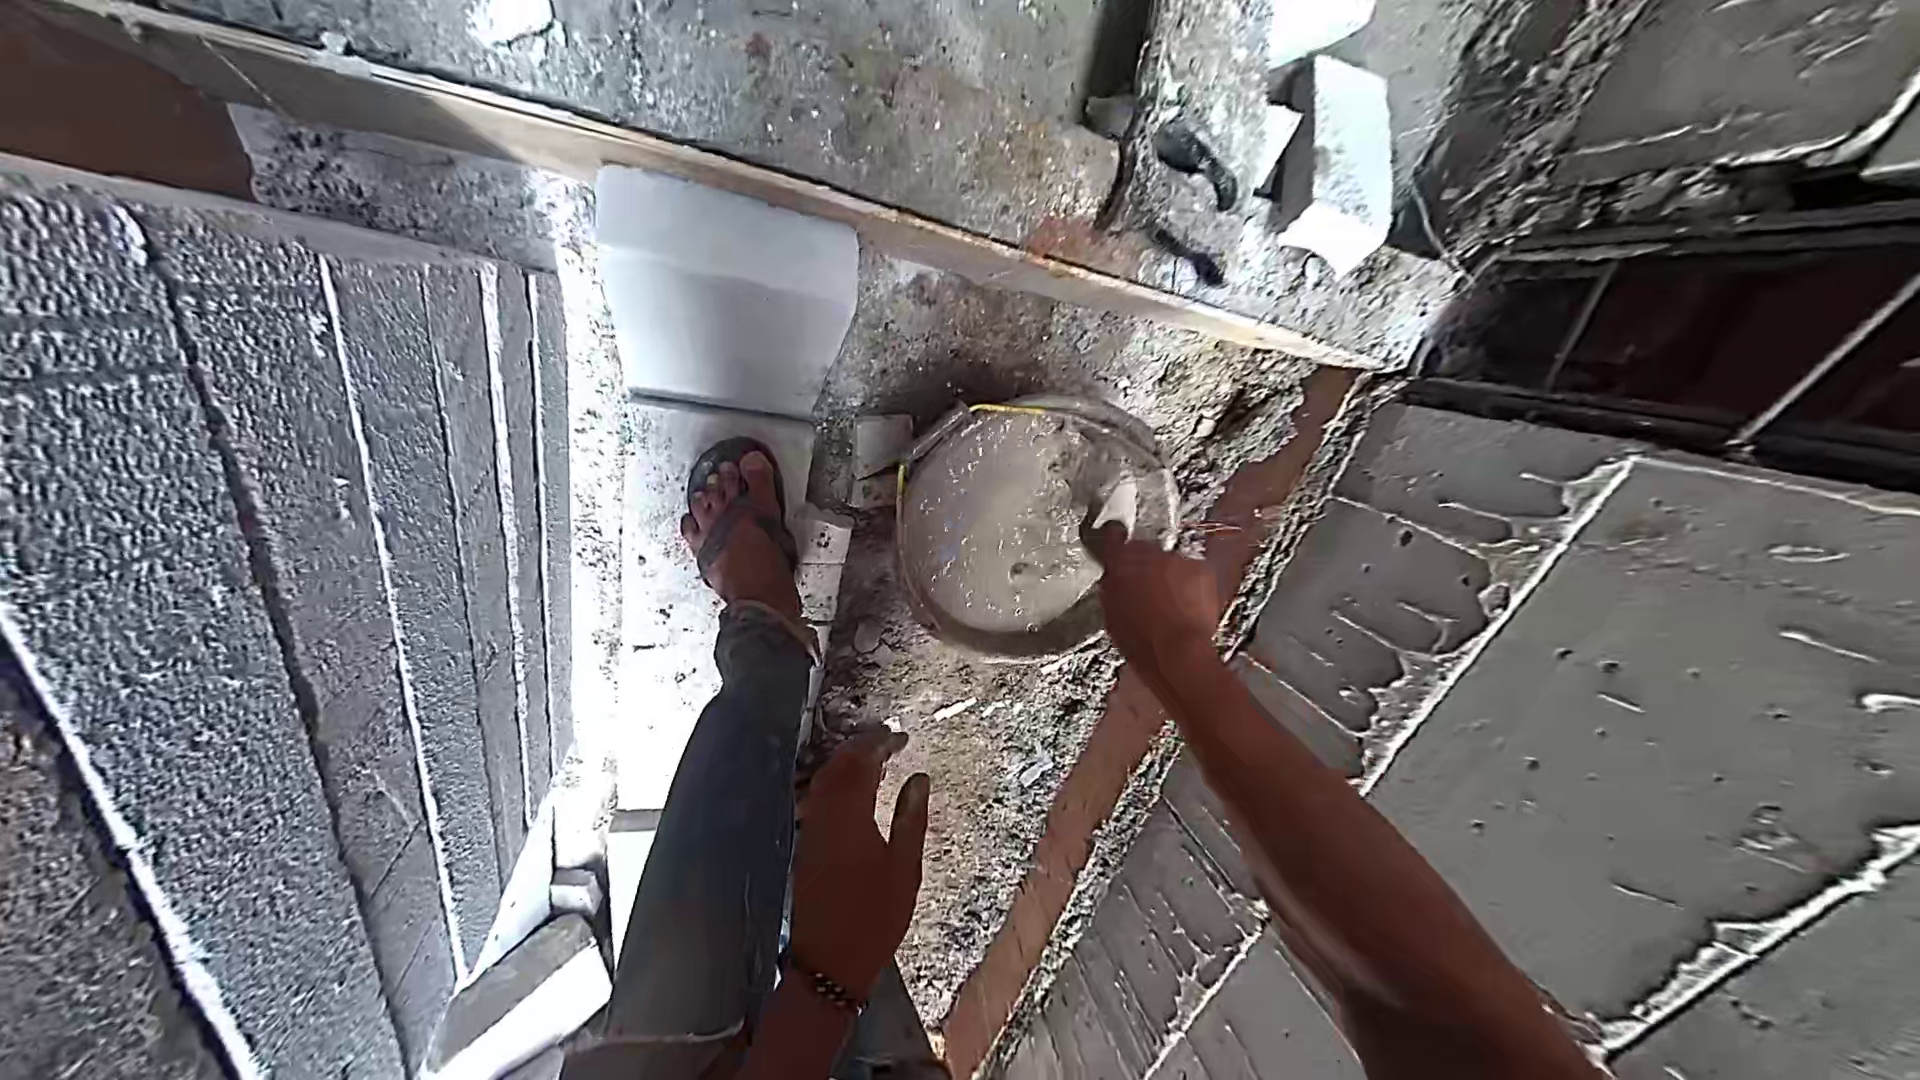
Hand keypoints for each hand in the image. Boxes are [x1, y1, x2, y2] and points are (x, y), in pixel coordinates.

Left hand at [790, 730, 930, 998]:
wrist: (829, 963)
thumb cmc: (875, 916)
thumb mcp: (905, 868)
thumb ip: (911, 817)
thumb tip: (919, 778)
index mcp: (850, 817)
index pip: (862, 764)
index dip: (880, 744)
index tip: (901, 737)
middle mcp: (824, 816)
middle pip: (837, 765)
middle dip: (860, 745)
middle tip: (887, 739)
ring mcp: (811, 829)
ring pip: (823, 779)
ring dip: (845, 760)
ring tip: (873, 756)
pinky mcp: (806, 844)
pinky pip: (817, 796)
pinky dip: (835, 779)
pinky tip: (853, 787)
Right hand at [1086, 522, 1222, 673]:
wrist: (1177, 653)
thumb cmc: (1140, 639)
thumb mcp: (1112, 613)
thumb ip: (1111, 587)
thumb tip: (1113, 578)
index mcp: (1121, 560)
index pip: (1115, 540)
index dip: (1116, 547)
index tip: (1117, 553)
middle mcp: (1150, 552)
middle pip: (1145, 552)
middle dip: (1145, 567)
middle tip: (1144, 591)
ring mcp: (1179, 559)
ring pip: (1170, 562)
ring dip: (1168, 575)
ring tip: (1167, 602)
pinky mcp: (1202, 569)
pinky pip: (1191, 572)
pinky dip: (1189, 584)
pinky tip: (1185, 605)